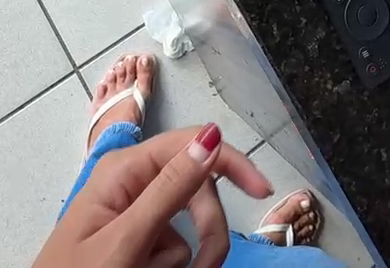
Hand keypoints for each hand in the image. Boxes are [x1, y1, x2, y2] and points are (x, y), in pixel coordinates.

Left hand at [33, 122, 272, 267]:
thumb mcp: (126, 241)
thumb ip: (169, 188)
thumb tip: (212, 134)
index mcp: (126, 168)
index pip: (192, 143)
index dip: (231, 161)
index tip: (264, 192)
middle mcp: (132, 181)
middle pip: (196, 187)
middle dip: (208, 227)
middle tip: (206, 266)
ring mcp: (133, 212)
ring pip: (188, 222)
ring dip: (188, 255)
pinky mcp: (135, 240)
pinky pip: (172, 246)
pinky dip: (172, 265)